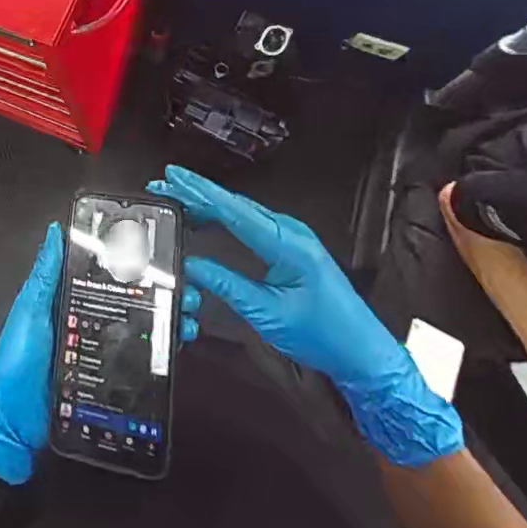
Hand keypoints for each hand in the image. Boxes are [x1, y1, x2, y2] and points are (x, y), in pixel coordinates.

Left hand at [0, 225, 200, 484]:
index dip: (139, 262)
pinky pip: (146, 357)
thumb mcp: (31, 310)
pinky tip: (181, 339)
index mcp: (76, 298)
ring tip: (189, 313)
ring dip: (172, 316)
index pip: (113, 273)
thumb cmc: (20, 359)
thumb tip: (56, 229)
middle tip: (189, 286)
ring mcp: (109, 346)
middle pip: (139, 296)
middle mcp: (97, 318)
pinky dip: (166, 347)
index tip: (164, 252)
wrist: (17, 422)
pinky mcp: (117, 374)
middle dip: (167, 289)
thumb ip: (46, 274)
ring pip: (148, 324)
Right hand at [149, 165, 462, 466]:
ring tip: (178, 201)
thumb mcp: (268, 313)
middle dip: (197, 193)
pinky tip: (206, 221)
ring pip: (242, 212)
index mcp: (287, 242)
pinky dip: (225, 218)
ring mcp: (291, 236)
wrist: (360, 349)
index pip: (234, 210)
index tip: (175, 178)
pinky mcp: (290, 246)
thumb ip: (228, 285)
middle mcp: (289, 230)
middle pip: (235, 205)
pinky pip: (251, 224)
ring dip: (209, 205)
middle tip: (166, 186)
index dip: (200, 192)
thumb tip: (193, 266)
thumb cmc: (324, 333)